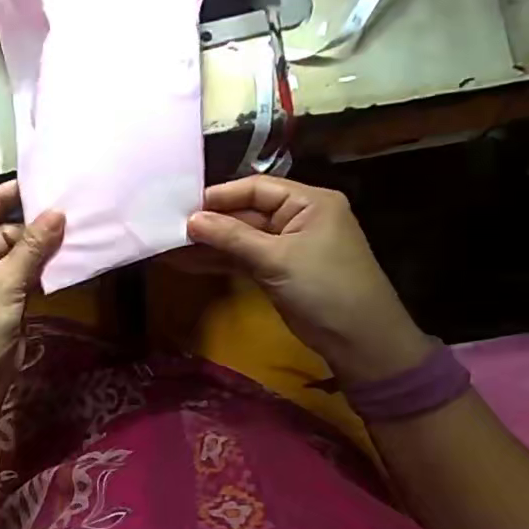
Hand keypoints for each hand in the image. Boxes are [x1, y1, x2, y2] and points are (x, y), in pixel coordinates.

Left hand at [0, 180, 64, 389]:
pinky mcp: (9, 298)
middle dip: (29, 225)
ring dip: (40, 246)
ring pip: (19, 254)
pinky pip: (27, 273)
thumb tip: (58, 213)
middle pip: (2, 233)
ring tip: (70, 230)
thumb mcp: (7, 280)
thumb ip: (32, 247)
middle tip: (62, 211)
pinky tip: (65, 257)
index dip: (0, 198)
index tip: (29, 183)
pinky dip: (43, 267)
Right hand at [187, 175, 430, 381]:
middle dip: (211, 223)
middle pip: (247, 213)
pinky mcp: (278, 272)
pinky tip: (189, 264)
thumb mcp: (277, 259)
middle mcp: (298, 218)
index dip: (220, 196)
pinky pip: (244, 260)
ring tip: (170, 247)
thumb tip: (191, 220)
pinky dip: (220, 262)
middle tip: (170, 228)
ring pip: (242, 239)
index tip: (183, 205)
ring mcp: (287, 247)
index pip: (257, 188)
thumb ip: (232, 237)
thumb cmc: (324, 288)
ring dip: (210, 245)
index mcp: (308, 202)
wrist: (359, 339)